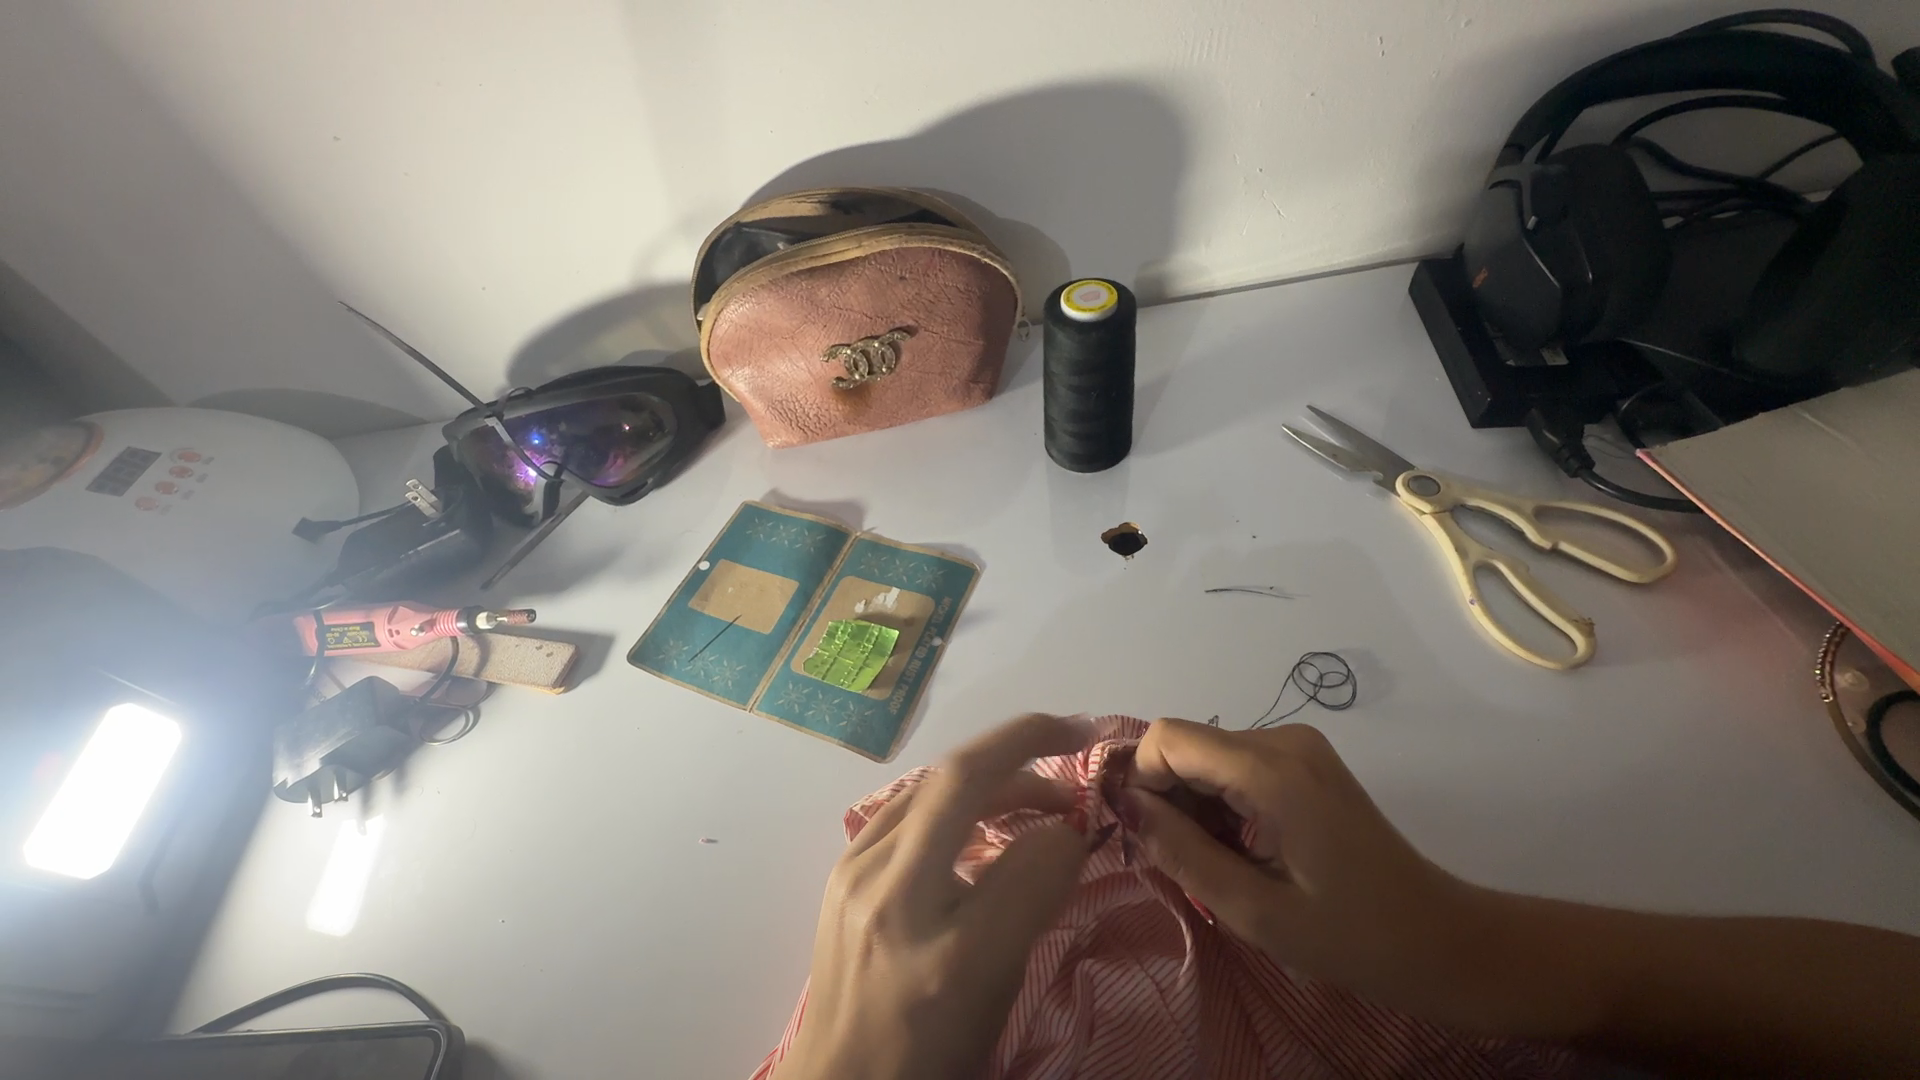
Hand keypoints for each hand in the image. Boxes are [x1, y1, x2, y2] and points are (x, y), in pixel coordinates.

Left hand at [776, 714, 1094, 1079]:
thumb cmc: (931, 1047)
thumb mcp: (997, 981)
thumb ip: (1033, 892)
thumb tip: (1063, 829)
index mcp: (915, 914)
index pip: (986, 803)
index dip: (1038, 752)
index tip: (1086, 741)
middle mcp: (875, 877)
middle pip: (952, 778)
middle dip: (1018, 753)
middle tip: (1070, 780)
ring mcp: (850, 870)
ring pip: (930, 791)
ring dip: (989, 780)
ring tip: (1038, 801)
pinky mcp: (843, 873)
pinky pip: (909, 814)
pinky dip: (955, 804)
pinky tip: (981, 824)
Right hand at [1121, 719, 1492, 1028]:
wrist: (1443, 940)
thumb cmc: (1352, 936)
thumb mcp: (1254, 910)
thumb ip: (1181, 851)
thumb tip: (1125, 805)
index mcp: (1273, 771)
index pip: (1170, 738)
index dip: (1144, 780)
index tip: (1150, 835)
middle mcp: (1282, 740)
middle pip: (1187, 744)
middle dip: (1168, 797)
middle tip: (1184, 860)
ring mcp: (1297, 746)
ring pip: (1206, 754)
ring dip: (1194, 803)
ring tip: (1219, 860)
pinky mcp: (1303, 760)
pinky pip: (1233, 763)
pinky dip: (1219, 800)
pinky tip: (1241, 846)